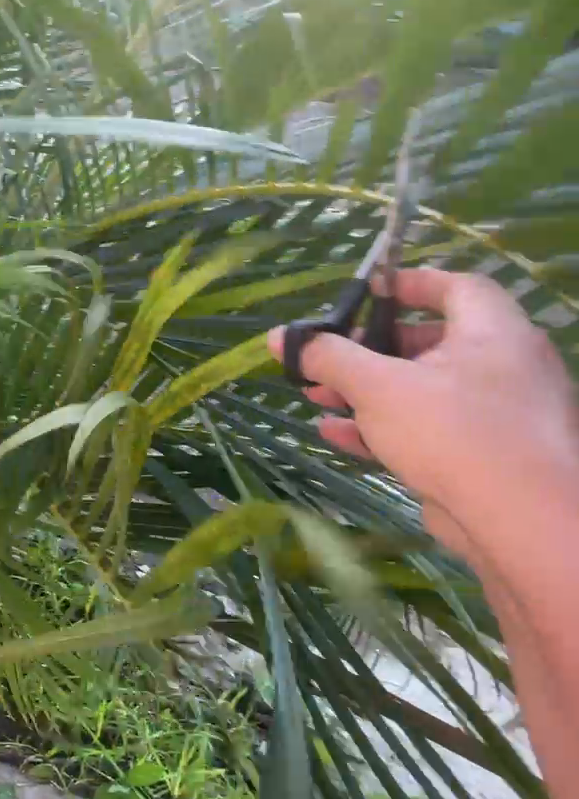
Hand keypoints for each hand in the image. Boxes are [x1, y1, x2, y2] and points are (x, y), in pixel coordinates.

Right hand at [268, 268, 578, 556]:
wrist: (524, 523)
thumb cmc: (452, 432)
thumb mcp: (373, 385)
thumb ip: (325, 355)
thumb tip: (280, 337)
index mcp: (495, 337)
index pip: (460, 287)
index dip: (410, 282)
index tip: (363, 293)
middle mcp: (507, 367)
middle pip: (430, 340)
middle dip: (367, 348)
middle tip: (325, 359)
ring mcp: (501, 412)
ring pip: (423, 386)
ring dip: (365, 389)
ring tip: (319, 398)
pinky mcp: (489, 451)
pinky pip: (428, 424)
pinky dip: (383, 424)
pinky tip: (339, 434)